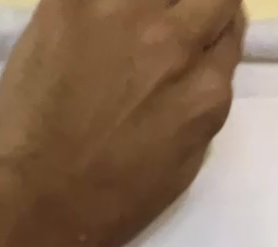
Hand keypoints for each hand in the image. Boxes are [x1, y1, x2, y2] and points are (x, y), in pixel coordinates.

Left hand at [0, 0, 246, 246]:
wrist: (46, 196)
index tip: (202, 33)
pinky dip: (102, 3)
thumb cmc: (121, 195)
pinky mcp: (68, 0)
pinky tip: (98, 20)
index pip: (231, 28)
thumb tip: (200, 69)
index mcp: (207, 91)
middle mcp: (174, 42)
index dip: (218, 29)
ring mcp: (119, 13)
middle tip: (177, 17)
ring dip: (158, 2)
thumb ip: (201, 103)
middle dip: (201, 4)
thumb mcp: (187, 158)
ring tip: (134, 23)